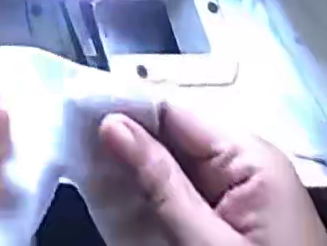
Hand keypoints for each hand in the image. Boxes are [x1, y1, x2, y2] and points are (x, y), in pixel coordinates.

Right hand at [99, 104, 326, 245]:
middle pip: (176, 134)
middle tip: (76, 145)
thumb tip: (112, 123)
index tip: (80, 110)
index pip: (176, 109)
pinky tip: (124, 201)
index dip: (128, 107)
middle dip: (130, 140)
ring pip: (178, 164)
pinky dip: (158, 197)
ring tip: (88, 169)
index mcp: (250, 154)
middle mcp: (248, 161)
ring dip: (138, 170)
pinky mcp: (239, 219)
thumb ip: (160, 183)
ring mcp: (245, 191)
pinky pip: (191, 193)